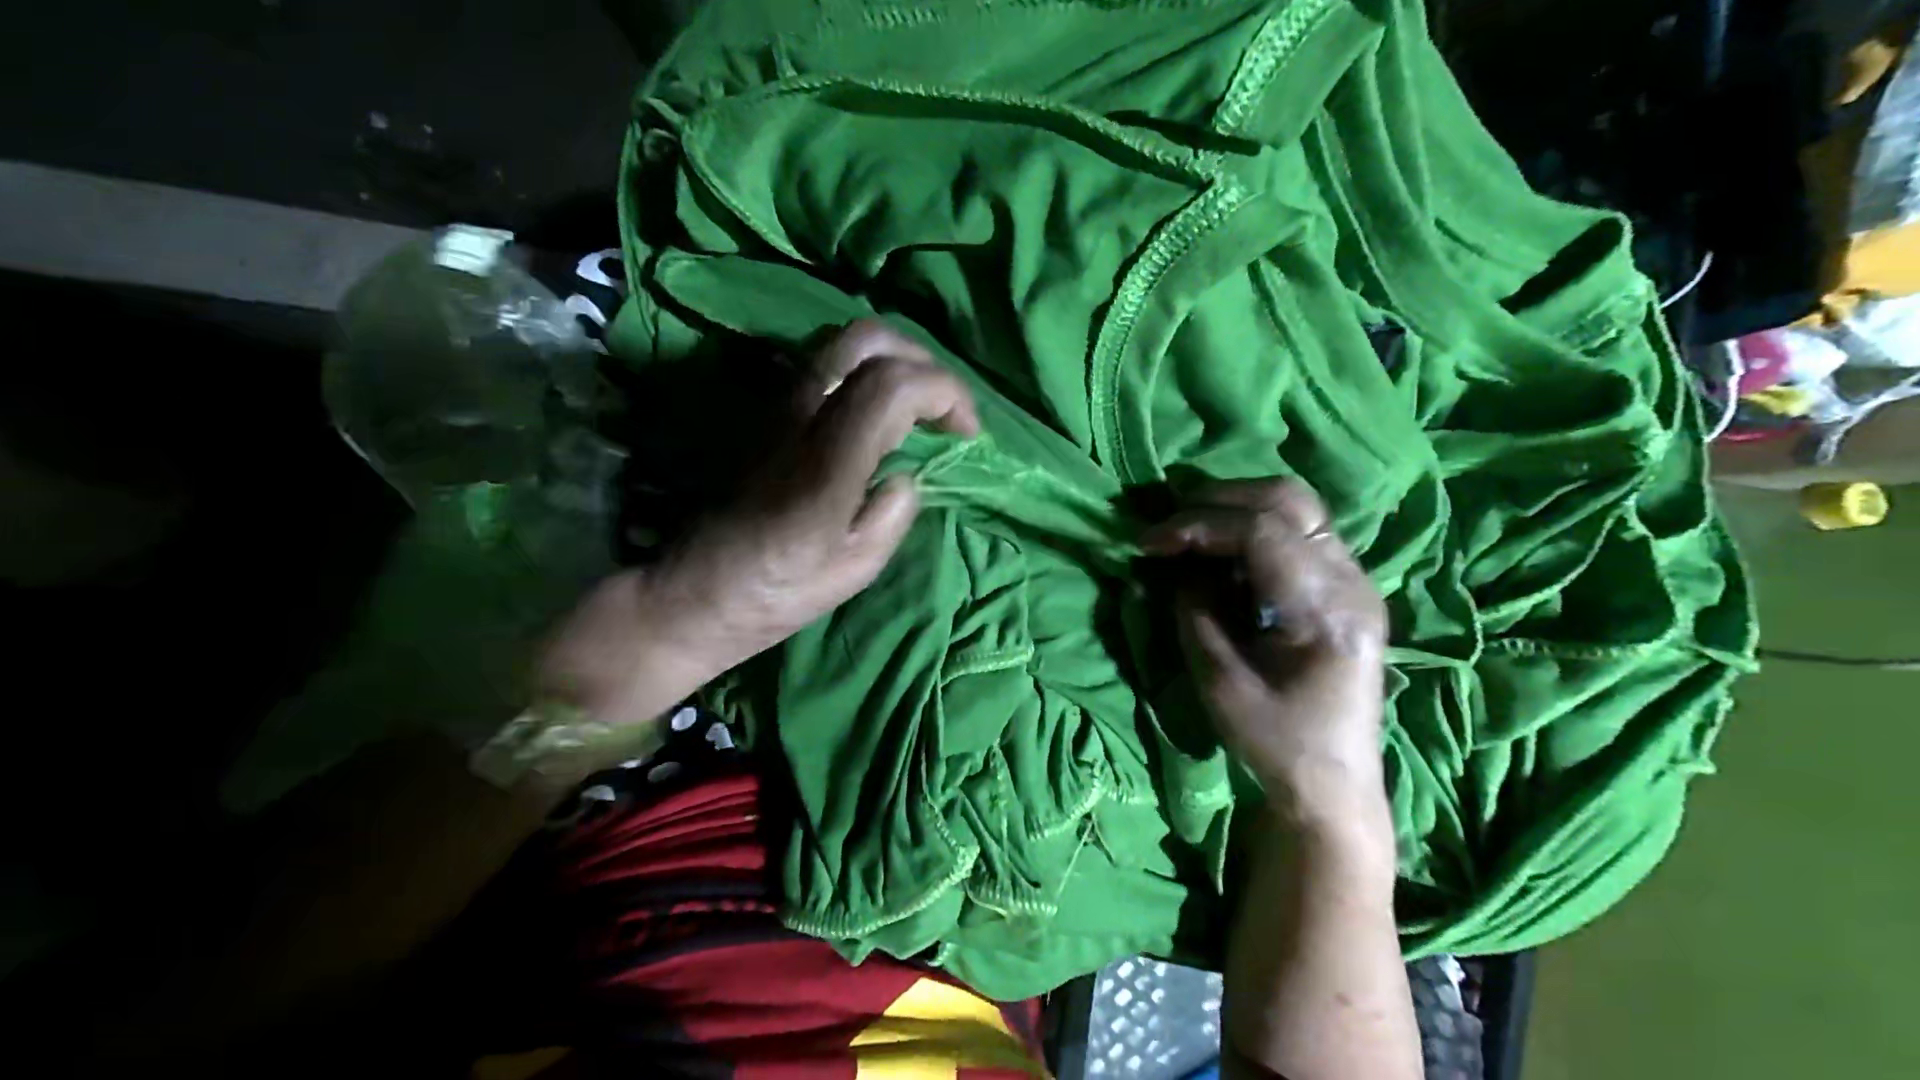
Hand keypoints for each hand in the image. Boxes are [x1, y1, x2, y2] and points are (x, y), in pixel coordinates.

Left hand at [535, 320, 979, 739]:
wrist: (695, 590)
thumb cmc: (776, 593)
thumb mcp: (854, 570)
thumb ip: (893, 512)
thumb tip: (906, 475)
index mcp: (826, 464)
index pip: (892, 384)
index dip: (945, 393)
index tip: (966, 434)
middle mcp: (799, 417)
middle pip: (866, 338)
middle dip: (922, 359)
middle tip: (943, 407)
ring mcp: (777, 408)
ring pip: (842, 342)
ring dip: (893, 360)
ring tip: (915, 407)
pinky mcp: (767, 413)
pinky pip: (824, 364)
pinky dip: (865, 372)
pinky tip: (875, 416)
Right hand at [1142, 479, 1390, 831]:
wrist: (1334, 782)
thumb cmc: (1276, 742)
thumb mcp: (1219, 681)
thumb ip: (1194, 611)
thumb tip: (1177, 564)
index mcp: (1327, 610)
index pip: (1261, 530)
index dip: (1197, 524)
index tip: (1149, 542)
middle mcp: (1352, 581)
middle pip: (1288, 499)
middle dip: (1217, 500)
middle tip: (1167, 524)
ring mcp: (1356, 580)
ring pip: (1296, 506)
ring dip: (1234, 508)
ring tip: (1188, 530)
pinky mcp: (1346, 587)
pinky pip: (1298, 530)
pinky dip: (1251, 527)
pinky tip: (1221, 552)